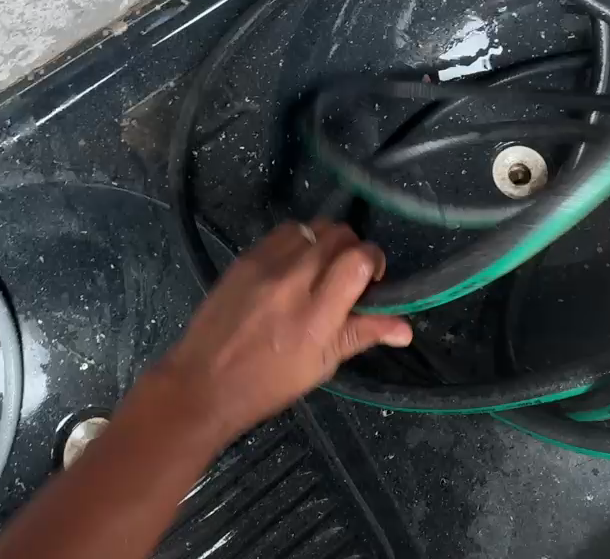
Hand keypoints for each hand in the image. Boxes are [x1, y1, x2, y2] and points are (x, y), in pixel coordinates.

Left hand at [148, 219, 412, 441]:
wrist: (203, 382)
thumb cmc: (268, 384)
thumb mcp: (321, 366)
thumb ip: (363, 334)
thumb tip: (406, 327)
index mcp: (316, 316)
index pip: (358, 260)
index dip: (374, 259)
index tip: (372, 277)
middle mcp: (292, 281)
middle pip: (339, 234)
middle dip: (352, 247)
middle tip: (347, 274)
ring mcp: (266, 264)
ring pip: (313, 226)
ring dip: (325, 240)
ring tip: (320, 267)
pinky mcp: (246, 256)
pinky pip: (284, 231)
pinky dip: (298, 241)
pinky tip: (294, 264)